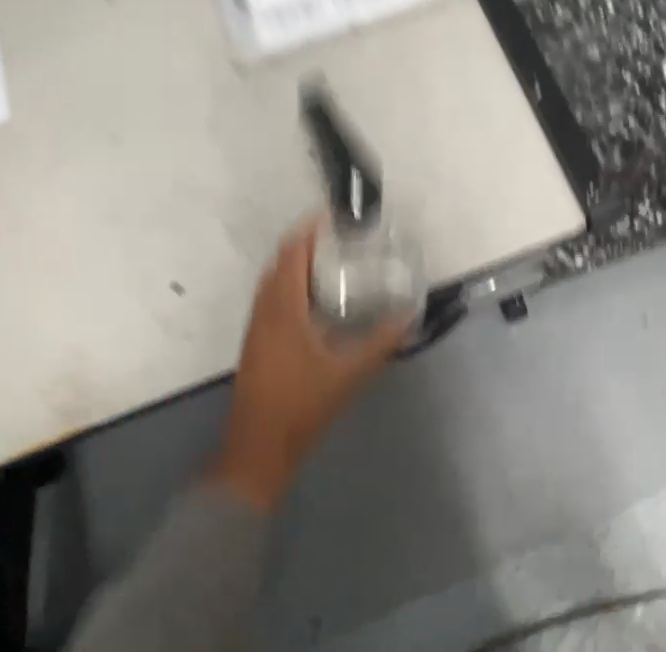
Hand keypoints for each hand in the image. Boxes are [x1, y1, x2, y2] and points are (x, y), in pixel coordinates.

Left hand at [207, 220, 413, 509]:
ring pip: (271, 282)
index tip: (331, 217)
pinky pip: (270, 299)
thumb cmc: (302, 406)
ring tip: (326, 259)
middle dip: (302, 244)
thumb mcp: (349, 373)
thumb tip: (410, 315)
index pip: (292, 256)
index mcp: (283, 310)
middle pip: (278, 264)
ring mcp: (256, 328)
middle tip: (335, 236)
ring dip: (293, 264)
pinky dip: (288, 285)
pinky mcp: (256, 344)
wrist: (258, 448)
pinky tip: (311, 299)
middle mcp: (264, 312)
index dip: (308, 232)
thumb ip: (381, 342)